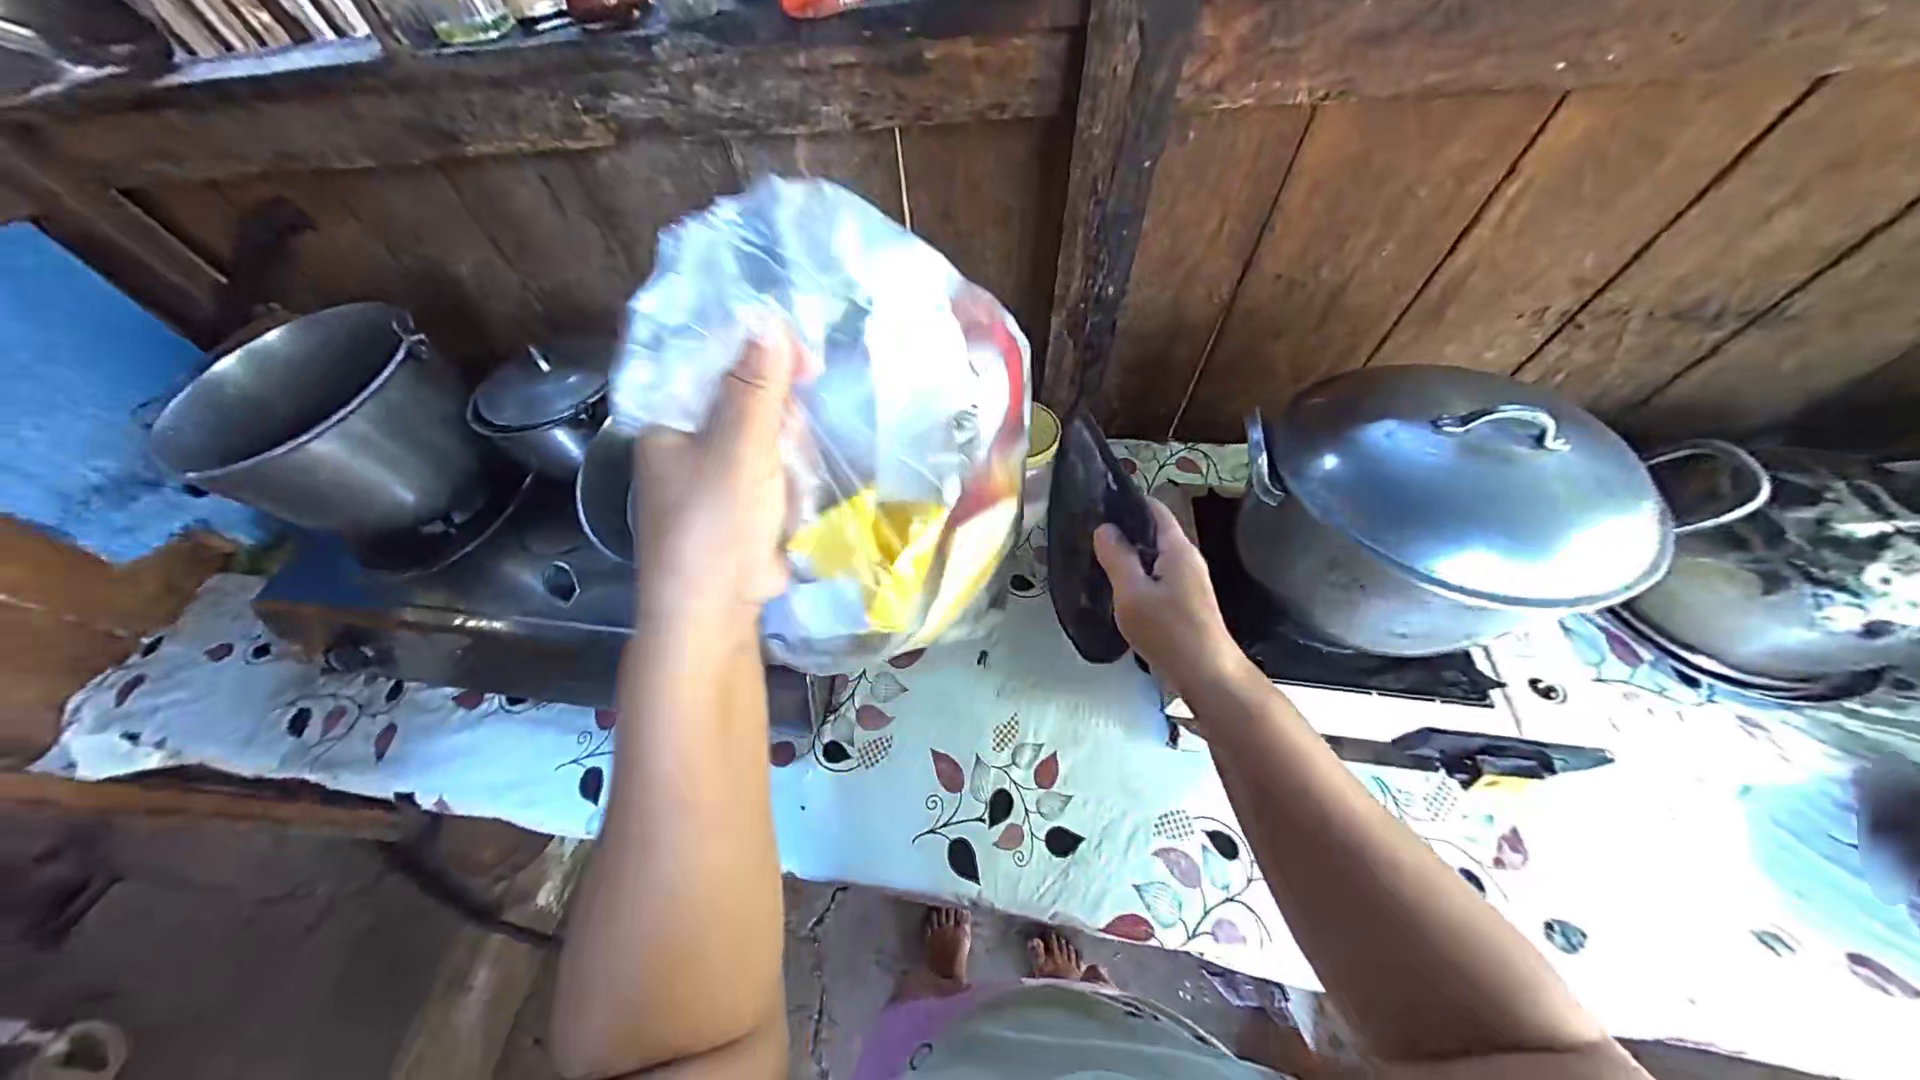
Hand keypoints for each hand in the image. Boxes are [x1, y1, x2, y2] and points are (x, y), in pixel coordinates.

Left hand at [632, 330, 799, 621]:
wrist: (715, 610)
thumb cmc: (716, 525)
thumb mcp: (739, 450)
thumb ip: (757, 389)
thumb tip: (770, 324)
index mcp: (672, 421)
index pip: (716, 365)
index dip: (761, 356)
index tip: (807, 363)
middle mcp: (692, 443)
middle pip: (751, 403)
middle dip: (781, 424)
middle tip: (788, 449)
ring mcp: (721, 475)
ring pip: (773, 440)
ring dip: (789, 462)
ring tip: (784, 494)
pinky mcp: (746, 503)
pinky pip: (779, 473)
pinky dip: (790, 488)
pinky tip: (787, 511)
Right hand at [1093, 498, 1246, 695]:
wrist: (1207, 675)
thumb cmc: (1169, 631)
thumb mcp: (1132, 592)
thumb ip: (1117, 557)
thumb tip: (1105, 528)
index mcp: (1178, 549)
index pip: (1154, 509)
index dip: (1127, 502)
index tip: (1096, 504)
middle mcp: (1187, 559)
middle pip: (1153, 533)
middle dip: (1124, 531)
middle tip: (1087, 535)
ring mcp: (1188, 582)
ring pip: (1154, 558)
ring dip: (1129, 557)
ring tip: (1096, 559)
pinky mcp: (1185, 603)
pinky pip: (1157, 578)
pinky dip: (1137, 577)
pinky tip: (1117, 589)